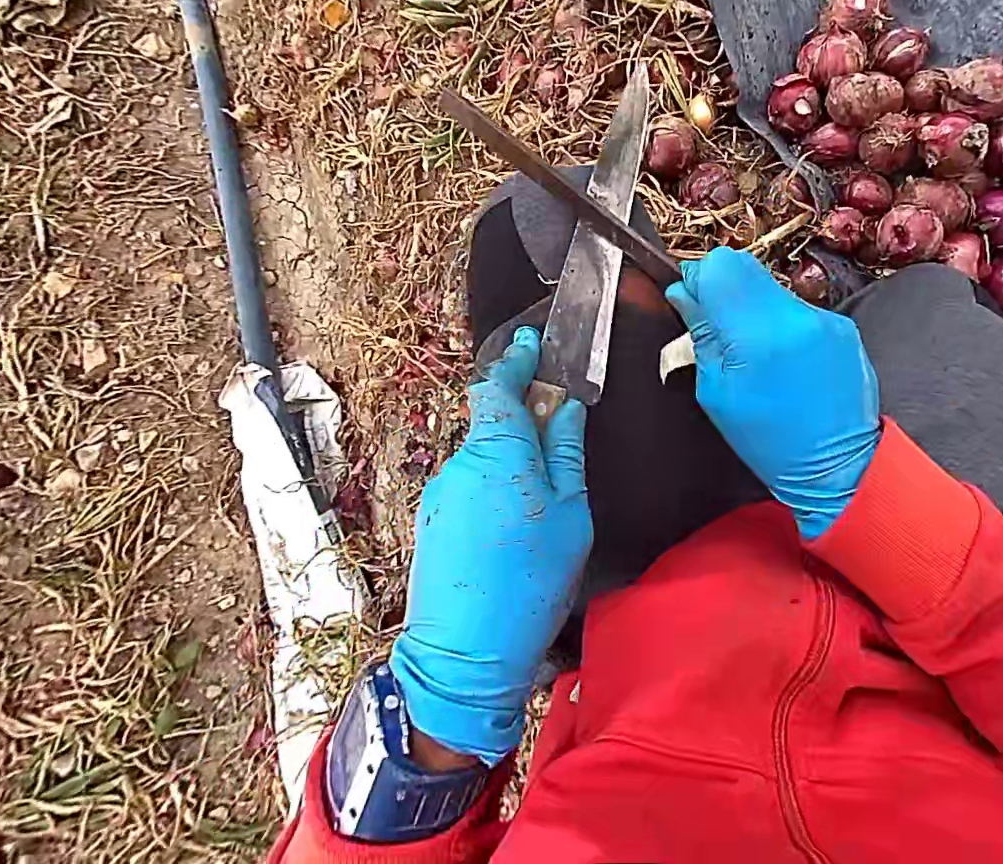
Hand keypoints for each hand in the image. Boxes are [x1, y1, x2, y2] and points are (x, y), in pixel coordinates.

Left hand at [391, 328, 590, 765]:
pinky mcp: (432, 517)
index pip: (498, 388)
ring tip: (542, 499)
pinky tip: (514, 520)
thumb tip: (567, 408)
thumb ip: (566, 453)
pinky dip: (495, 481)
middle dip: (524, 417)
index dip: (515, 361)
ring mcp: (441, 492)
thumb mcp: (570, 515)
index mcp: (499, 456)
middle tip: (560, 433)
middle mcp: (462, 464)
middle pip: (493, 421)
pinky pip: (469, 481)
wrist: (463, 658)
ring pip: (483, 454)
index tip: (530, 343)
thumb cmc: (531, 582)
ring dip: (512, 456)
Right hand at [665, 248, 879, 538]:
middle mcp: (796, 317)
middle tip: (720, 328)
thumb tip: (684, 292)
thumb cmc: (771, 440)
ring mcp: (825, 319)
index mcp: (757, 336)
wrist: (837, 465)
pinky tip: (785, 359)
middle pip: (746, 266)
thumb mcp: (716, 393)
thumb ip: (700, 335)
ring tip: (757, 352)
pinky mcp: (844, 326)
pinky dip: (782, 323)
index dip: (699, 279)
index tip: (694, 303)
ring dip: (754, 307)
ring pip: (771, 286)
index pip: (719, 265)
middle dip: (725, 290)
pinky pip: (798, 307)